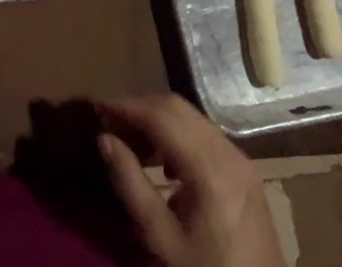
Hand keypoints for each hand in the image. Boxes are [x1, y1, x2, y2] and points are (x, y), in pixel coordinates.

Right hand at [97, 94, 282, 266]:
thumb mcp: (159, 234)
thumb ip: (130, 183)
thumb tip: (104, 139)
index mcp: (208, 169)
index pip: (160, 116)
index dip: (125, 107)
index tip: (96, 109)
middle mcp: (228, 153)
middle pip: (176, 107)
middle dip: (139, 107)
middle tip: (109, 123)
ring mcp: (240, 159)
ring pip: (191, 116)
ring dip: (157, 118)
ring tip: (130, 140)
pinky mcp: (244, 168)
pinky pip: (204, 133)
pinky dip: (176, 132)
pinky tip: (162, 160)